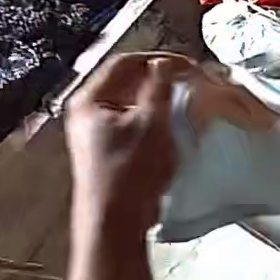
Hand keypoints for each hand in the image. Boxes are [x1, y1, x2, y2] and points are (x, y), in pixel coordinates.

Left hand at [66, 52, 191, 236]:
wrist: (116, 219)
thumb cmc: (131, 172)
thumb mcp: (152, 123)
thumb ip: (160, 87)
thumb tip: (168, 64)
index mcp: (90, 99)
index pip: (126, 62)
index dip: (160, 60)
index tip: (190, 67)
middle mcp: (88, 111)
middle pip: (129, 81)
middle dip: (162, 80)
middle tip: (191, 83)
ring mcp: (97, 131)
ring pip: (134, 102)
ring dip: (161, 101)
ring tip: (186, 104)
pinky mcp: (109, 148)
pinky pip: (135, 122)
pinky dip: (156, 119)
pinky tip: (173, 128)